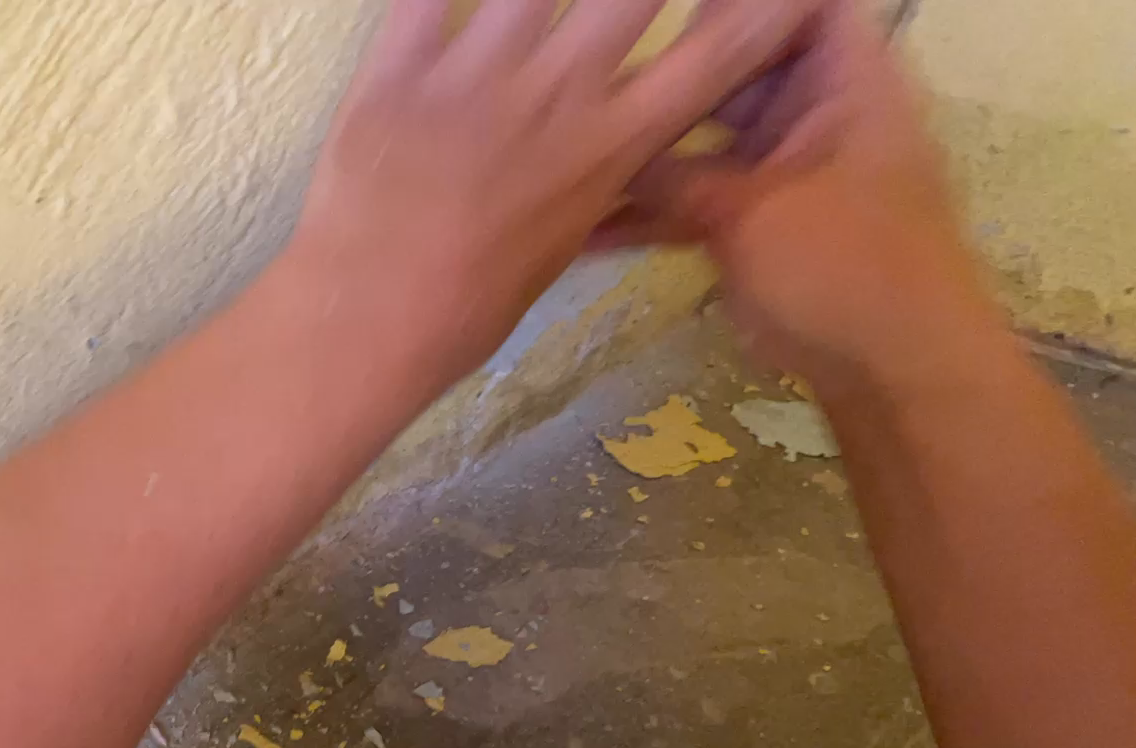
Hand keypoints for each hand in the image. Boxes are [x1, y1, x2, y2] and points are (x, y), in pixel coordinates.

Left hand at [289, 0, 819, 372]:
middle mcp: (555, 91)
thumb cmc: (457, 321)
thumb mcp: (547, 265)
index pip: (725, 50)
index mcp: (605, 149)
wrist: (362, 328)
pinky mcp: (394, 71)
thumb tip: (622, 179)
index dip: (773, 1)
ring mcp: (472, 72)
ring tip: (545, 6)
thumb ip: (589, 200)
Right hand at [591, 0, 1007, 385]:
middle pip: (733, 78)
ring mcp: (772, 178)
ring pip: (698, 151)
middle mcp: (807, 121)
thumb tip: (614, 159)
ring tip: (573, 165)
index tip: (667, 19)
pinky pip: (686, 210)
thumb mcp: (756, 212)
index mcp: (844, 88)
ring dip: (642, 162)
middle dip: (667, 85)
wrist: (879, 361)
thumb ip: (681, 179)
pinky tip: (584, 233)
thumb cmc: (844, 269)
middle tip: (595, 95)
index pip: (802, 12)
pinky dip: (644, 221)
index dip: (743, 8)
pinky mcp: (745, 229)